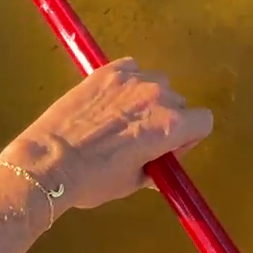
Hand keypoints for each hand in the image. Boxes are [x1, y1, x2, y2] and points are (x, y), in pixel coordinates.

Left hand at [0, 58, 212, 213]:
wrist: (49, 163)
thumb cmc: (91, 180)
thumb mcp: (131, 183)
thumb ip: (154, 168)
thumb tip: (158, 165)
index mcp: (170, 126)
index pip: (203, 122)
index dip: (187, 140)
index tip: (168, 152)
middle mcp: (157, 96)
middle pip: (178, 103)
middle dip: (165, 121)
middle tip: (139, 142)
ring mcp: (131, 79)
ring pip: (155, 84)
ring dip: (146, 100)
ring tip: (120, 122)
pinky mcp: (107, 71)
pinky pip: (131, 69)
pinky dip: (126, 83)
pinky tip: (108, 103)